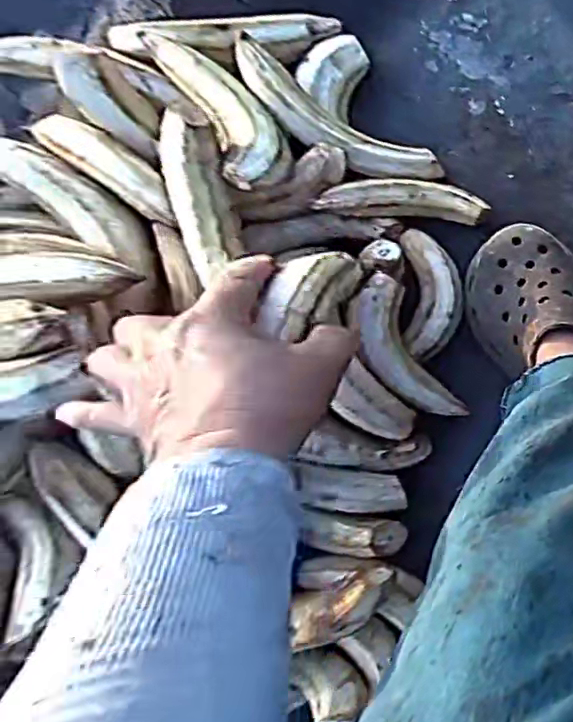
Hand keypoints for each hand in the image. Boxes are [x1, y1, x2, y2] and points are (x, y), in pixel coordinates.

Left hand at [55, 256, 358, 462]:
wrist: (229, 456)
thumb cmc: (272, 404)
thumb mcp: (325, 364)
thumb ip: (333, 338)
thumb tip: (333, 331)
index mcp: (209, 326)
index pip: (232, 285)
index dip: (252, 272)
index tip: (265, 266)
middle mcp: (160, 346)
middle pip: (141, 322)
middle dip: (162, 326)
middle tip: (196, 336)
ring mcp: (136, 384)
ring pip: (105, 357)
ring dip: (121, 357)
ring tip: (144, 362)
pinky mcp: (127, 419)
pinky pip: (90, 411)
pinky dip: (90, 408)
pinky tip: (93, 406)